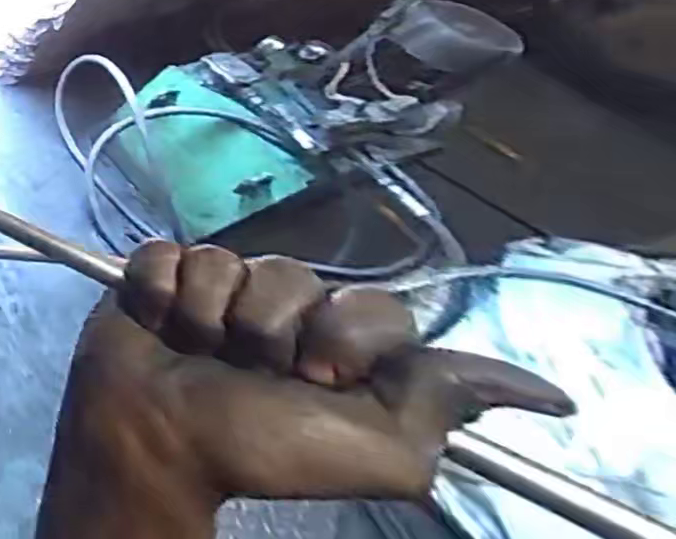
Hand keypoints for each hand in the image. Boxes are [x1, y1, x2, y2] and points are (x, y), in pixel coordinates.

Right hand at [36, 242, 573, 537]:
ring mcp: (211, 283)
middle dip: (263, 325)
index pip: (370, 302)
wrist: (154, 429)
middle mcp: (276, 305)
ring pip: (220, 260)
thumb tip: (549, 394)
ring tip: (190, 346)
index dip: (342, 336)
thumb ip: (437, 405)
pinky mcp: (154, 270)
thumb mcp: (375, 448)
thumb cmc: (259, 445)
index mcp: (335, 342)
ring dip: (204, 312)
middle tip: (243, 365)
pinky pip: (165, 253)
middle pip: (287, 273)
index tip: (316, 378)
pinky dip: (158, 289)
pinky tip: (156, 320)